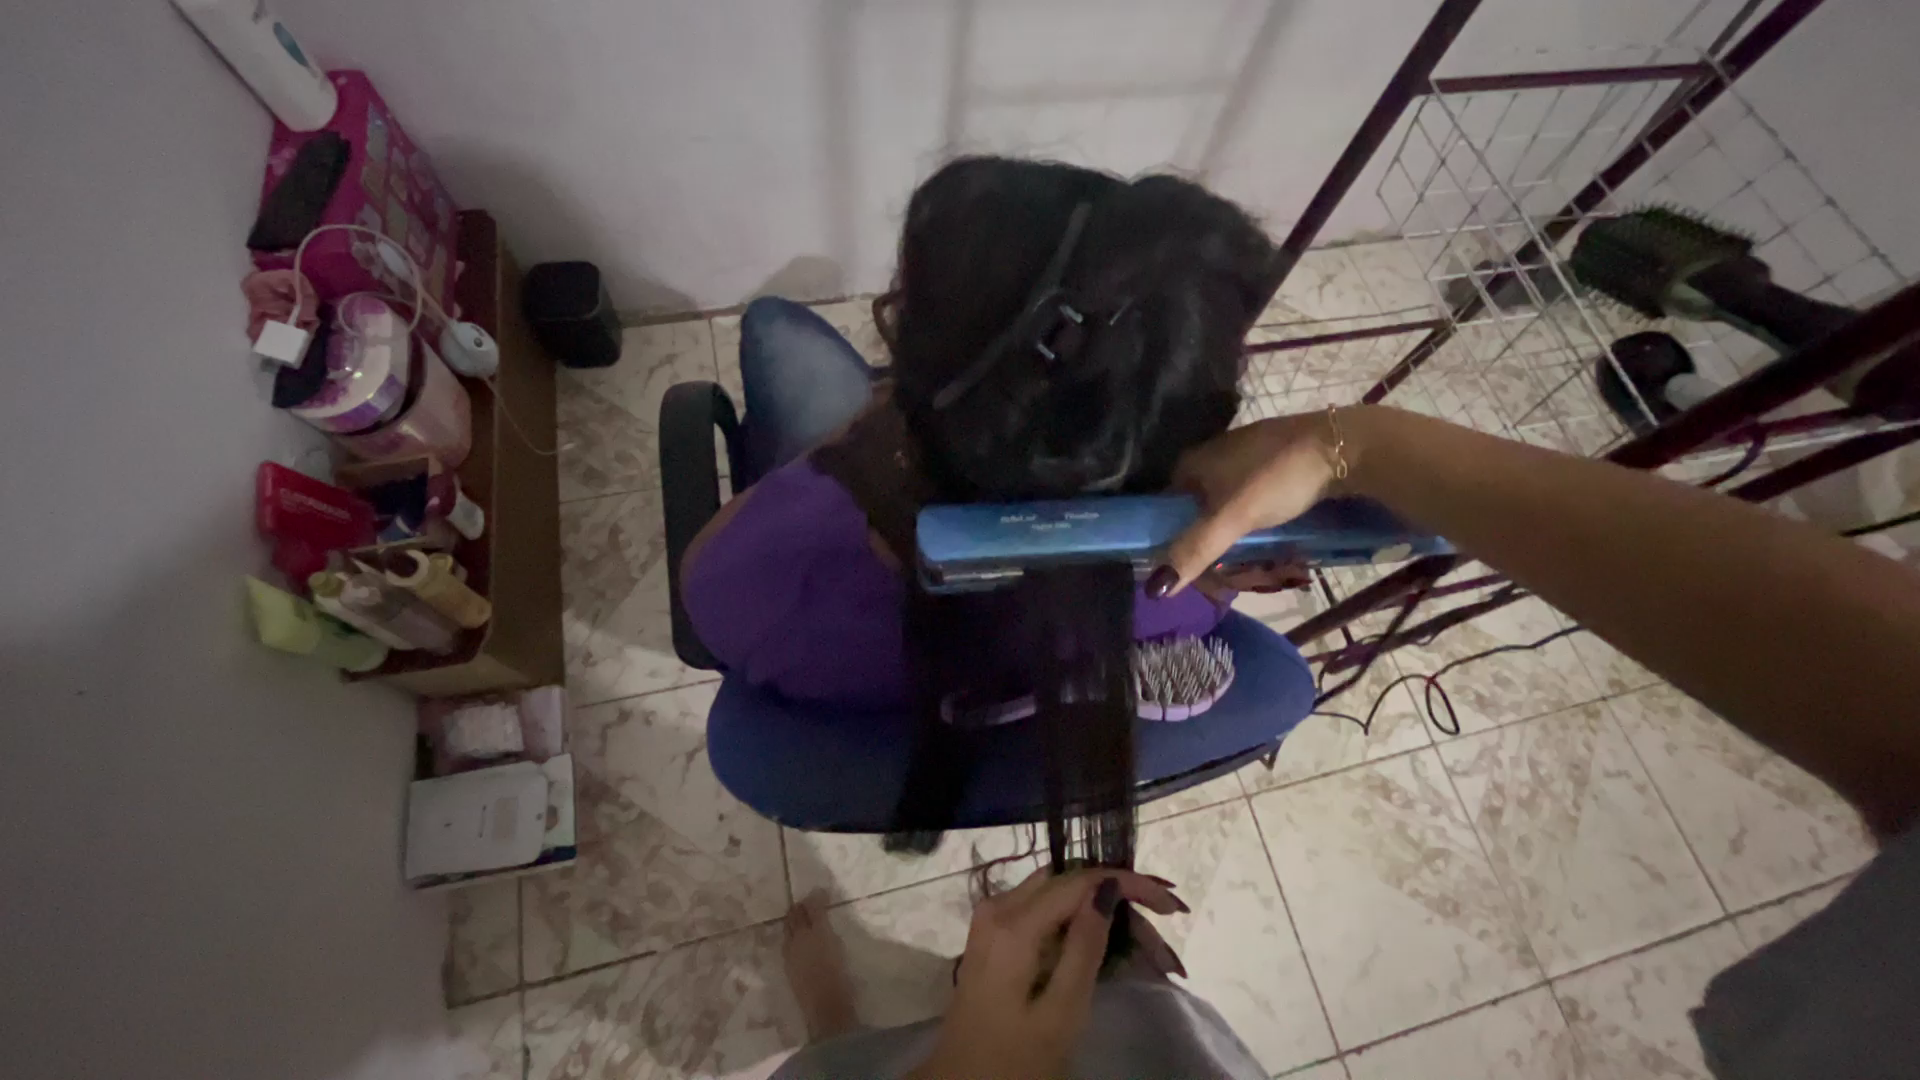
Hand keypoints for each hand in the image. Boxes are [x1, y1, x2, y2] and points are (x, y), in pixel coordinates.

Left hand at [908, 867, 1185, 1079]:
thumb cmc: (1013, 1060)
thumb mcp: (1060, 1013)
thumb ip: (1084, 947)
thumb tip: (1107, 889)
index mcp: (1013, 923)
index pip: (1079, 881)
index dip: (1126, 883)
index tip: (1169, 904)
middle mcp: (998, 904)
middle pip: (1067, 879)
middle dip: (1115, 892)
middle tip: (1161, 920)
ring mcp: (991, 915)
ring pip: (1054, 889)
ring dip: (1096, 902)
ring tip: (1140, 931)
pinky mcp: (992, 930)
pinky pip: (1040, 905)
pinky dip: (1074, 914)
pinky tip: (1102, 934)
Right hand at [1148, 410, 1354, 597]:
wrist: (1348, 446)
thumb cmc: (1278, 477)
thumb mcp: (1231, 518)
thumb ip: (1194, 551)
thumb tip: (1153, 590)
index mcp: (1190, 465)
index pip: (1166, 517)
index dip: (1180, 550)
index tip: (1209, 576)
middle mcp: (1211, 463)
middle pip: (1202, 525)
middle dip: (1227, 558)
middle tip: (1258, 577)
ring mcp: (1245, 467)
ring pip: (1232, 523)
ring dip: (1252, 552)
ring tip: (1281, 569)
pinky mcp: (1275, 472)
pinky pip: (1257, 514)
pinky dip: (1268, 536)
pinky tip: (1288, 550)